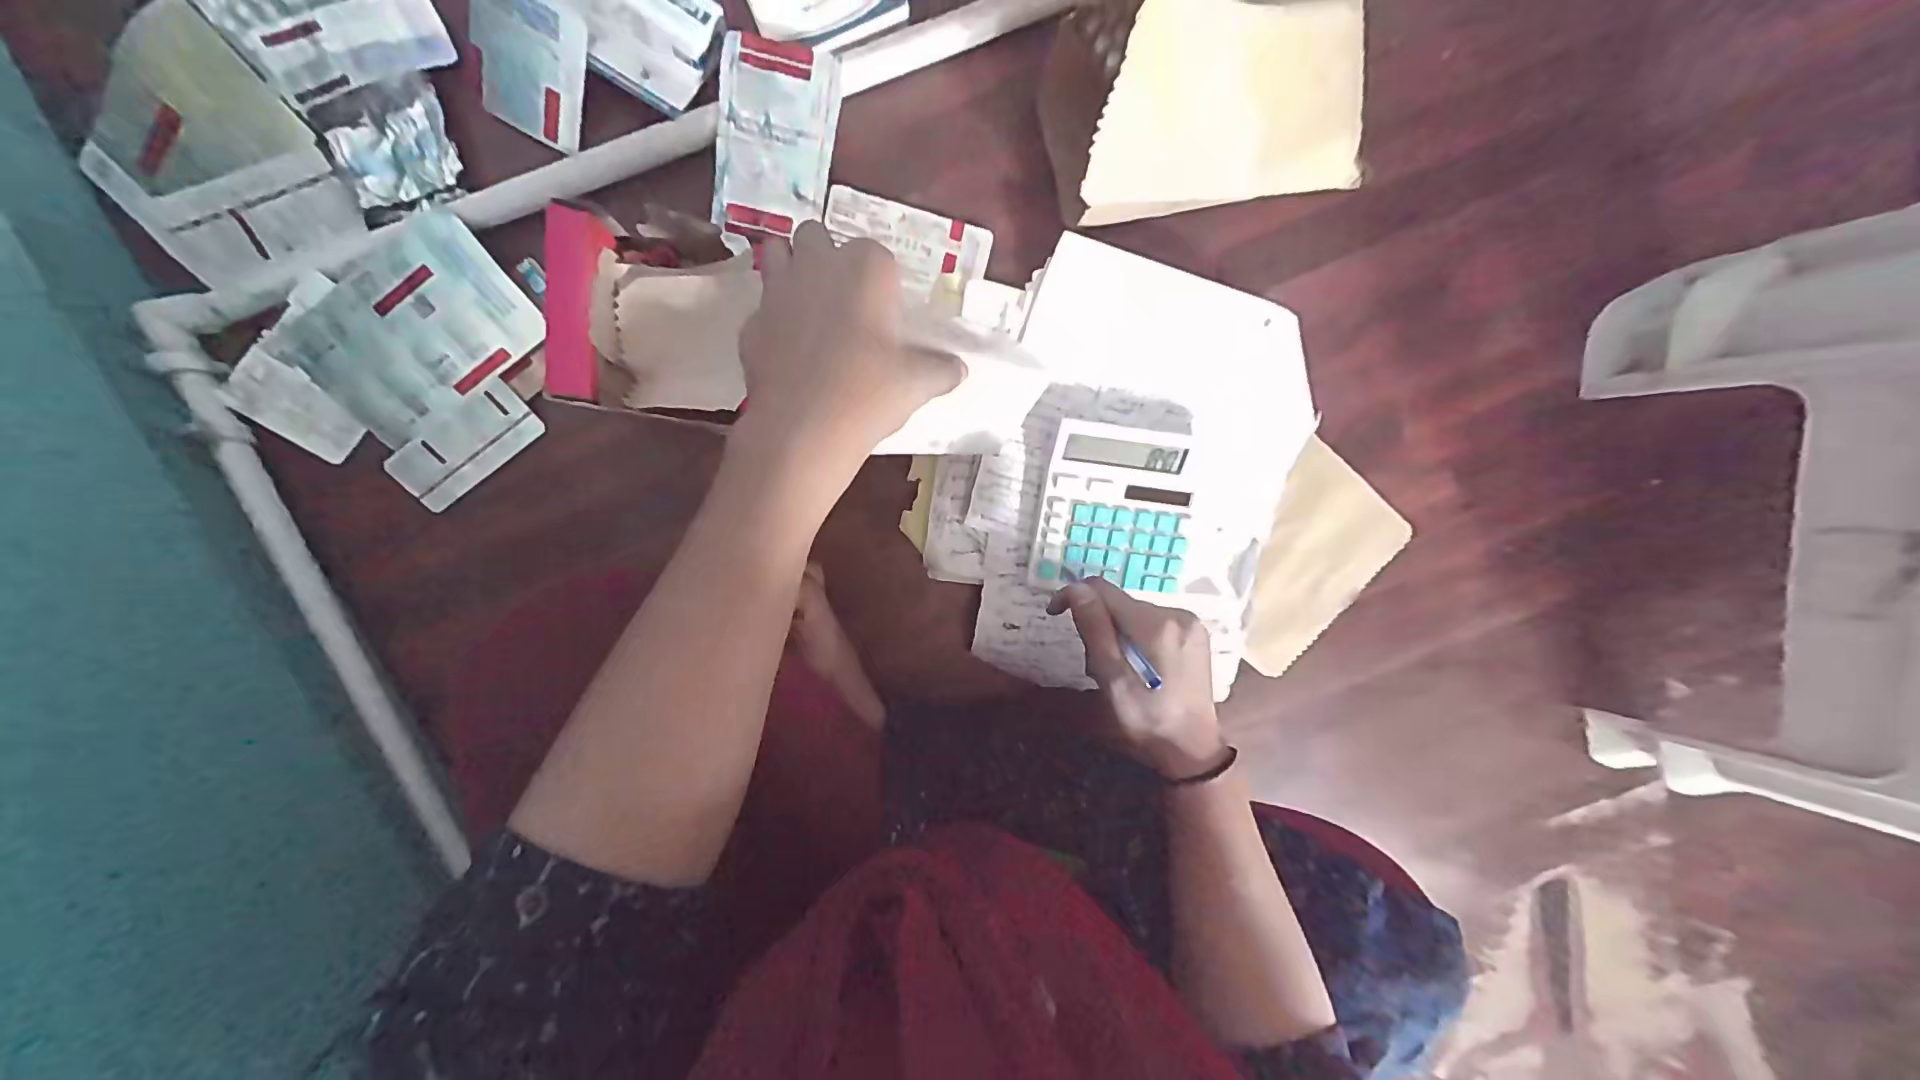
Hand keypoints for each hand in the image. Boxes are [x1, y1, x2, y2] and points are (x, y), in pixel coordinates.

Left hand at [733, 222, 962, 473]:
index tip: (885, 307)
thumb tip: (959, 369)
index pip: (875, 252)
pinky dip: (772, 320)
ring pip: (776, 253)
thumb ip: (942, 369)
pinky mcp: (749, 325)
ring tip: (809, 306)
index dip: (880, 277)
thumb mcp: (918, 383)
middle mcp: (817, 265)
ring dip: (790, 268)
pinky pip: (761, 309)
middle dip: (826, 255)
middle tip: (844, 297)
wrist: (803, 430)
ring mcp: (776, 291)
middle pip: (816, 235)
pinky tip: (787, 351)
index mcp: (864, 267)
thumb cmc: (869, 394)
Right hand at [1049, 577, 1228, 778]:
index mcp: (1155, 624)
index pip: (1103, 590)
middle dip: (1099, 625)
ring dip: (1118, 634)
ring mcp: (1190, 622)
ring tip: (1119, 671)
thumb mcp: (1112, 679)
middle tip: (1096, 665)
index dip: (1074, 596)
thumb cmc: (1147, 718)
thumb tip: (1077, 589)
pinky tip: (1140, 666)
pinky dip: (1137, 637)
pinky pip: (1153, 623)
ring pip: (1135, 613)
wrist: (1192, 747)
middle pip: (1120, 603)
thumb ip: (1095, 631)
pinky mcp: (1195, 633)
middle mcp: (1176, 613)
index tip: (1055, 614)